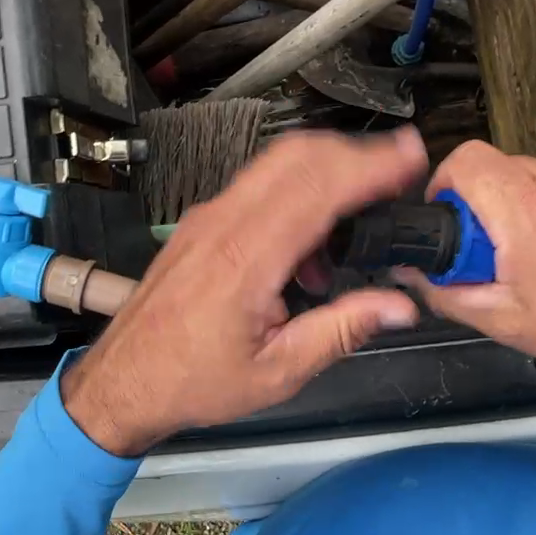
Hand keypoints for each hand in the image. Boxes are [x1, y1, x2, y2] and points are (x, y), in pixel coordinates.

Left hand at [61, 129, 428, 455]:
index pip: (318, 187)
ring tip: (363, 212)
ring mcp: (208, 218)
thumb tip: (398, 306)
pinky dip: (297, 194)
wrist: (124, 381)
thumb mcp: (277, 372)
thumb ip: (341, 330)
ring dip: (328, 170)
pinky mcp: (202, 225)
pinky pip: (258, 188)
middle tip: (400, 168)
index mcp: (247, 258)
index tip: (411, 157)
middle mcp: (225, 223)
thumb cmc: (193, 382)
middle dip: (357, 152)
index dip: (371, 165)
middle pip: (299, 156)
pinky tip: (312, 248)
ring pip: (277, 164)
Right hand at [400, 141, 535, 439]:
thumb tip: (414, 272)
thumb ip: (446, 291)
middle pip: (504, 168)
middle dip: (493, 204)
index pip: (466, 160)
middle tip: (503, 250)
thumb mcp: (506, 322)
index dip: (447, 183)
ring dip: (535, 204)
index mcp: (532, 217)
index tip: (451, 211)